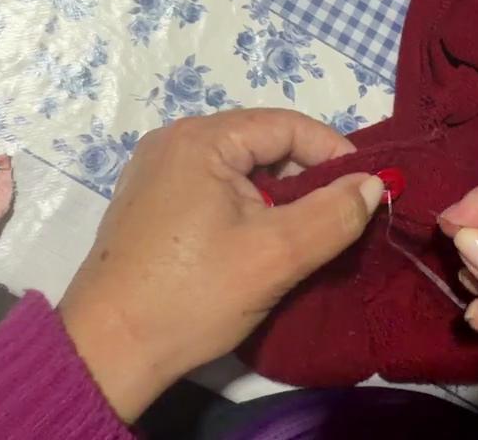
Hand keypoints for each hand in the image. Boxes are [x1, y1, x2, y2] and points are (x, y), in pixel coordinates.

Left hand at [58, 109, 384, 419]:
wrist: (104, 352)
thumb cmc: (192, 295)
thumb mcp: (275, 256)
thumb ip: (333, 215)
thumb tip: (373, 183)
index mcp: (202, 138)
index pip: (286, 125)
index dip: (332, 152)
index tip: (365, 187)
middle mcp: (175, 138)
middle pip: (261, 142)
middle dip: (304, 175)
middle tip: (335, 215)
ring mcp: (157, 166)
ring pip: (238, 164)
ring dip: (275, 191)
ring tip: (300, 229)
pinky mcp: (150, 196)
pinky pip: (212, 181)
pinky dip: (244, 201)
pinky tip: (256, 235)